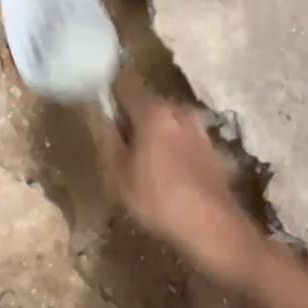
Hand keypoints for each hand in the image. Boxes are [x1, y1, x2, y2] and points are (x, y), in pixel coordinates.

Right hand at [88, 79, 262, 286]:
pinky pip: (180, 134)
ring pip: (165, 119)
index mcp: (153, 112)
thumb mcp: (118, 174)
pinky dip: (169, 142)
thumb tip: (96, 112)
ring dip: (151, 130)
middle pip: (146, 101)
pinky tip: (164, 170)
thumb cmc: (158, 199)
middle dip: (130, 115)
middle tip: (117, 142)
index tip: (98, 103)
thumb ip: (105, 137)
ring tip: (140, 159)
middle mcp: (178, 111)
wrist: (211, 225)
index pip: (126, 83)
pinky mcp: (209, 146)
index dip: (109, 89)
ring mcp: (198, 128)